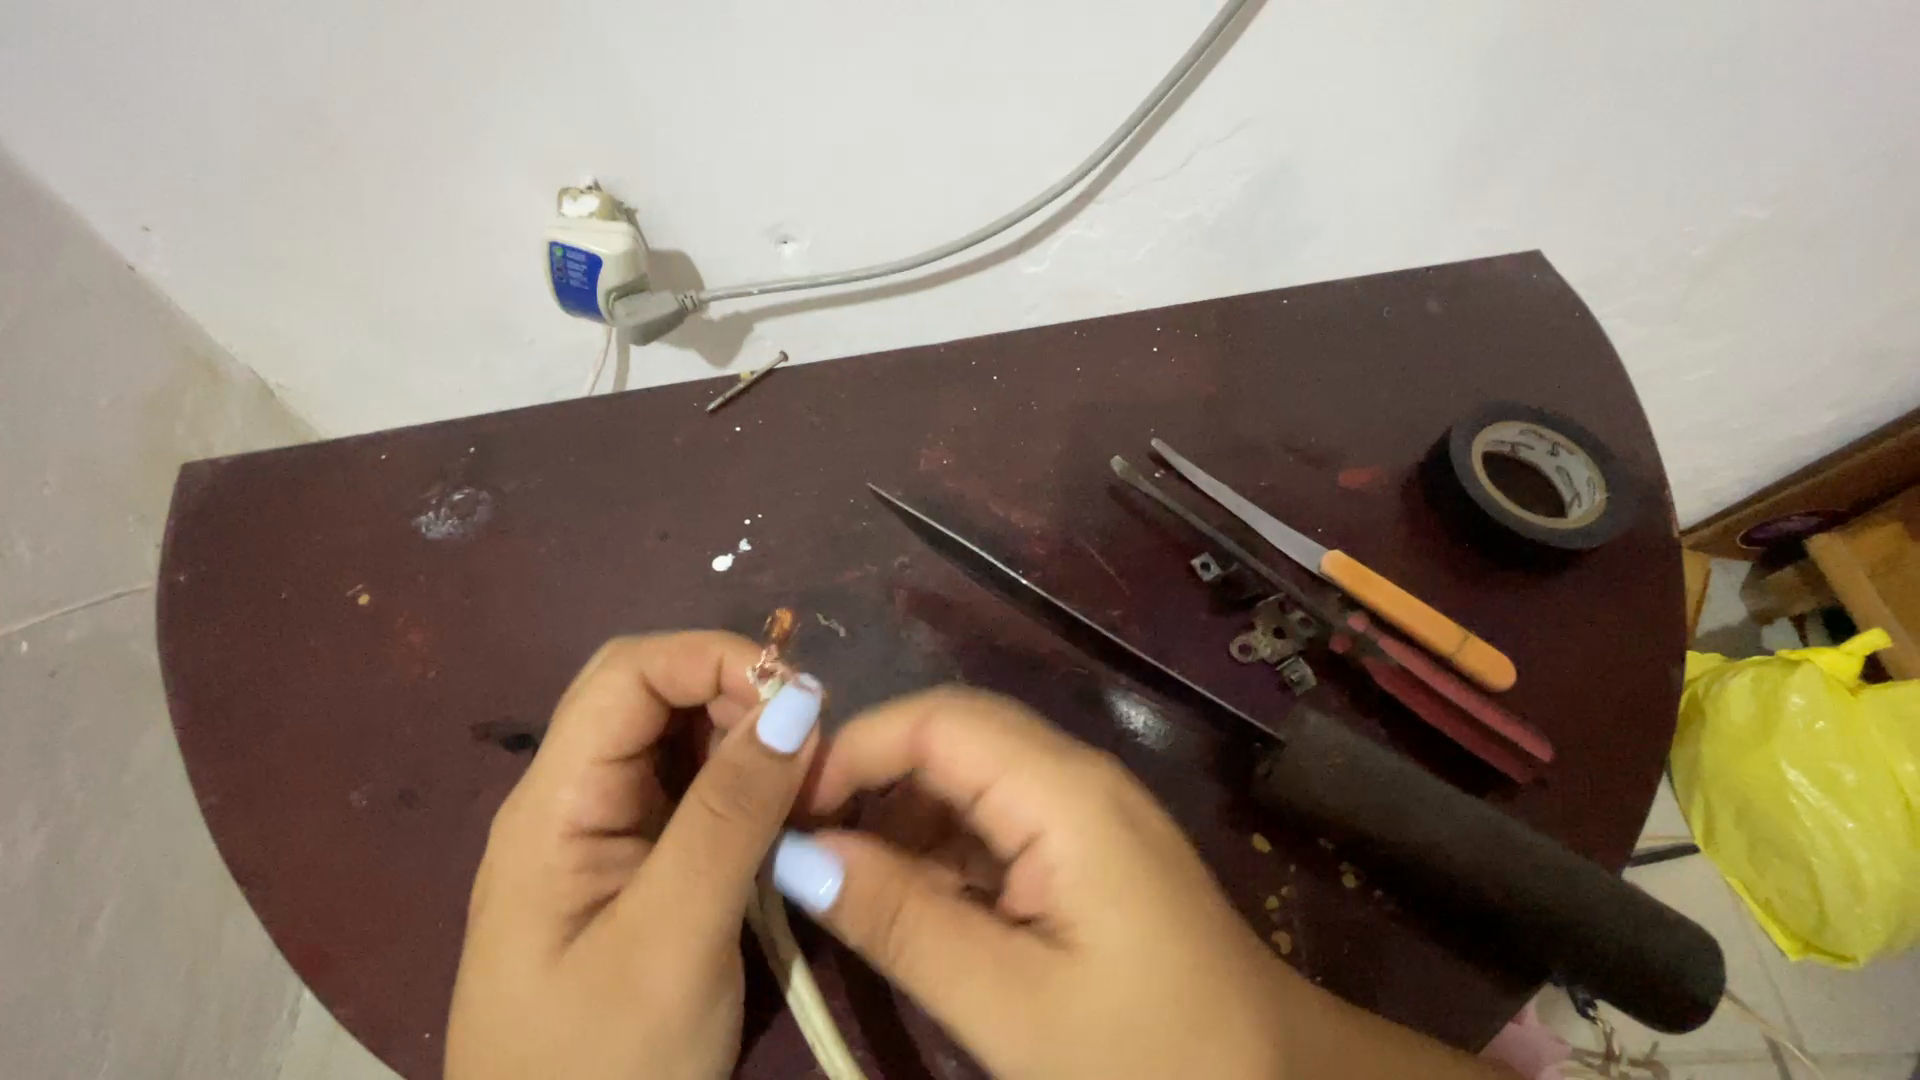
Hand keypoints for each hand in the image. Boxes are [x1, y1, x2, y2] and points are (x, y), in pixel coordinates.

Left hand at [445, 631, 825, 1079]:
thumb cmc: (603, 1071)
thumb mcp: (674, 940)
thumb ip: (732, 813)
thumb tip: (800, 699)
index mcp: (555, 803)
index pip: (629, 673)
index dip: (715, 658)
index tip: (800, 699)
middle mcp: (574, 798)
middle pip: (653, 694)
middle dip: (738, 697)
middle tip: (812, 746)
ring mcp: (606, 832)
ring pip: (681, 739)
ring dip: (749, 741)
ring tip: (806, 785)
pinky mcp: (640, 863)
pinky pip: (696, 791)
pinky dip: (747, 785)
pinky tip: (783, 816)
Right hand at [776, 686, 1505, 1079]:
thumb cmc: (1152, 1055)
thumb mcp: (1010, 1006)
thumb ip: (903, 921)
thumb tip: (798, 855)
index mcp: (1063, 792)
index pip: (937, 722)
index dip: (854, 748)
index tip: (786, 809)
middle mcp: (1073, 774)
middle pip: (951, 735)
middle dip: (870, 773)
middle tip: (799, 840)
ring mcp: (1082, 806)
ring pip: (967, 773)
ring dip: (899, 813)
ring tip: (838, 876)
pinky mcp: (1082, 843)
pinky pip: (993, 818)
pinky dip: (938, 847)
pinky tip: (905, 897)